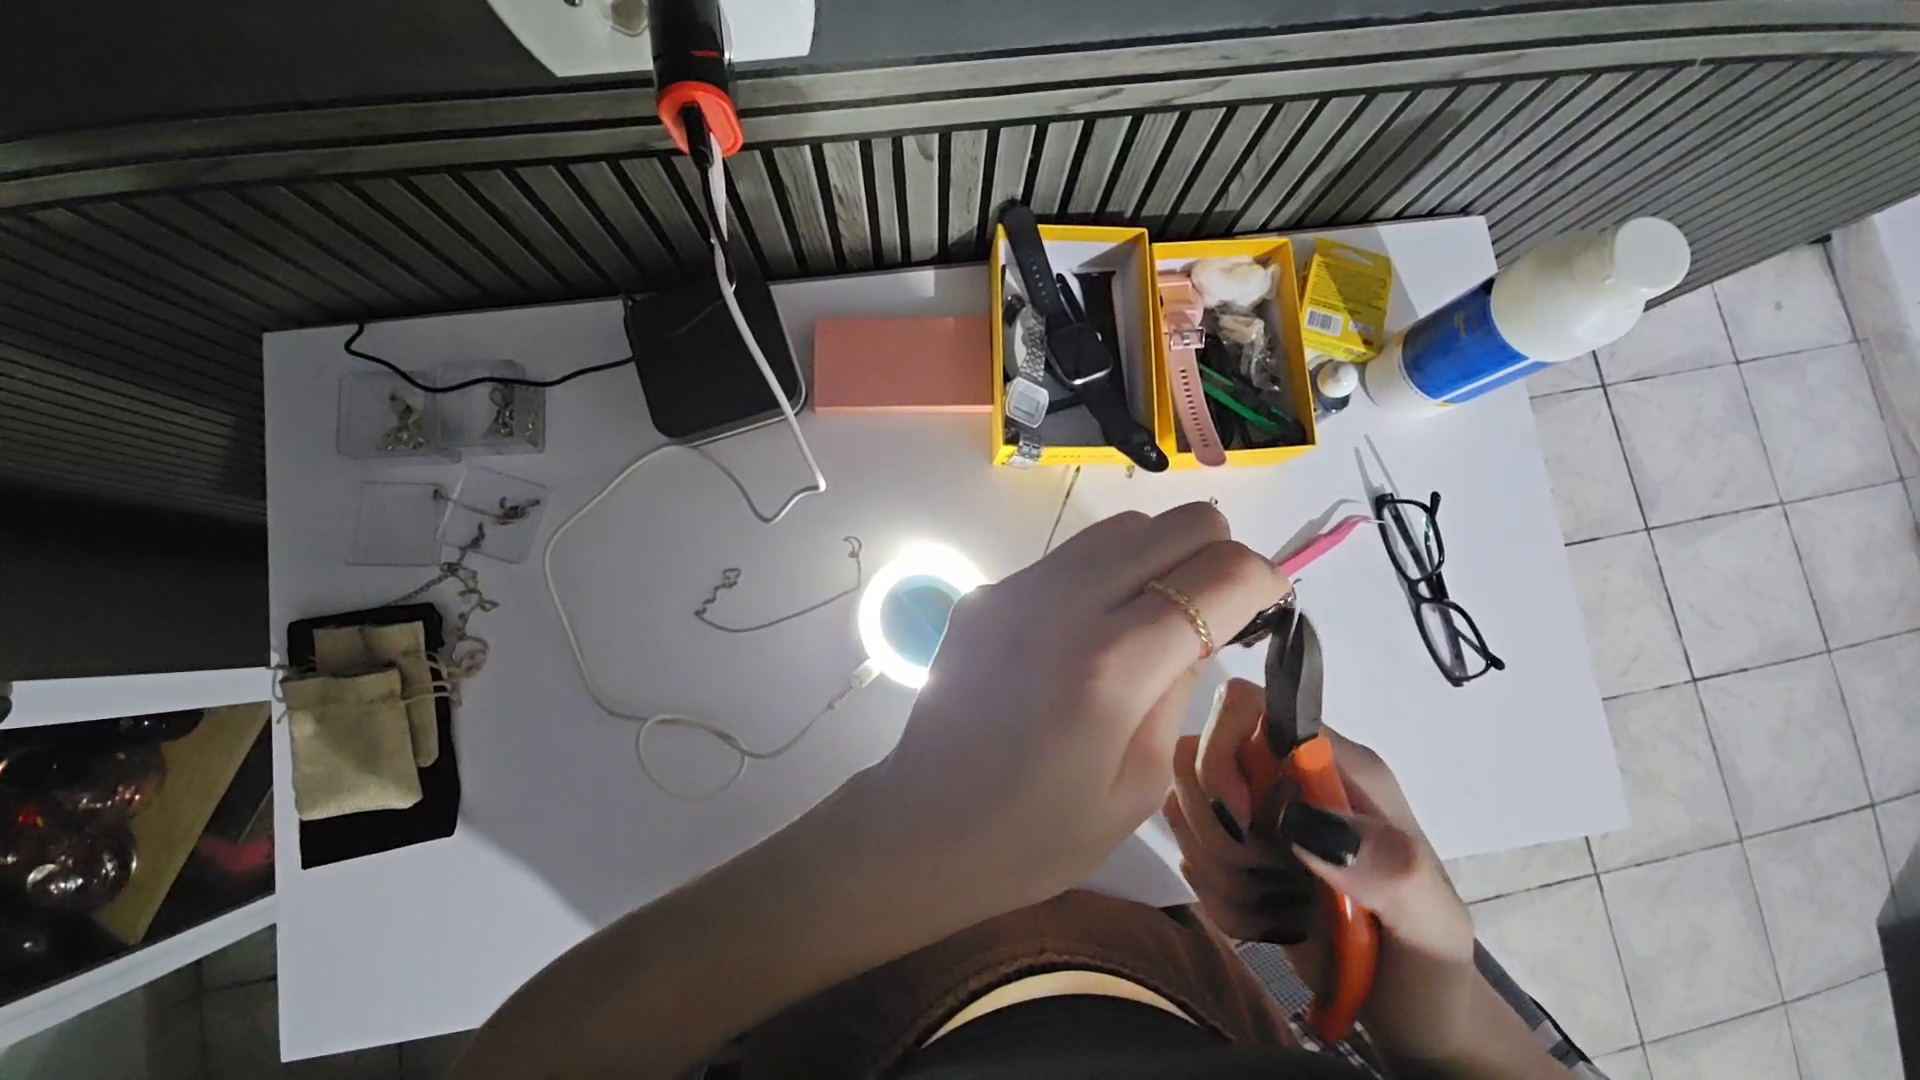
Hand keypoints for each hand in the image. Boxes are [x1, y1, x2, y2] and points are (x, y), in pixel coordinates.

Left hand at [856, 504, 1290, 925]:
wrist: (921, 828)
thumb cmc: (1036, 836)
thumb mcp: (1138, 786)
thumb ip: (1179, 690)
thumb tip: (1200, 629)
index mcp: (1110, 668)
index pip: (1217, 575)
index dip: (1263, 579)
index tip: (1269, 603)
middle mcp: (1060, 605)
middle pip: (1173, 524)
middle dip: (1216, 554)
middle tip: (1214, 611)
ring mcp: (1014, 590)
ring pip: (1120, 528)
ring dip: (1158, 556)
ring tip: (1153, 616)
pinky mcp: (984, 592)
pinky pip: (1069, 557)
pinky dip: (1103, 575)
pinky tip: (1089, 631)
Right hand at [1165, 680, 1477, 1064]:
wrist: (1408, 1015)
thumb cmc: (1427, 963)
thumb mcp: (1433, 925)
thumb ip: (1387, 867)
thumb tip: (1304, 820)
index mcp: (1335, 765)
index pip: (1245, 706)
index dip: (1223, 752)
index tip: (1247, 819)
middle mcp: (1286, 776)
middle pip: (1195, 758)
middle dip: (1221, 831)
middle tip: (1276, 878)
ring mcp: (1254, 813)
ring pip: (1184, 809)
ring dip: (1223, 874)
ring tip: (1282, 907)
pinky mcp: (1231, 854)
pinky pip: (1187, 858)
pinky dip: (1221, 902)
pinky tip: (1270, 920)